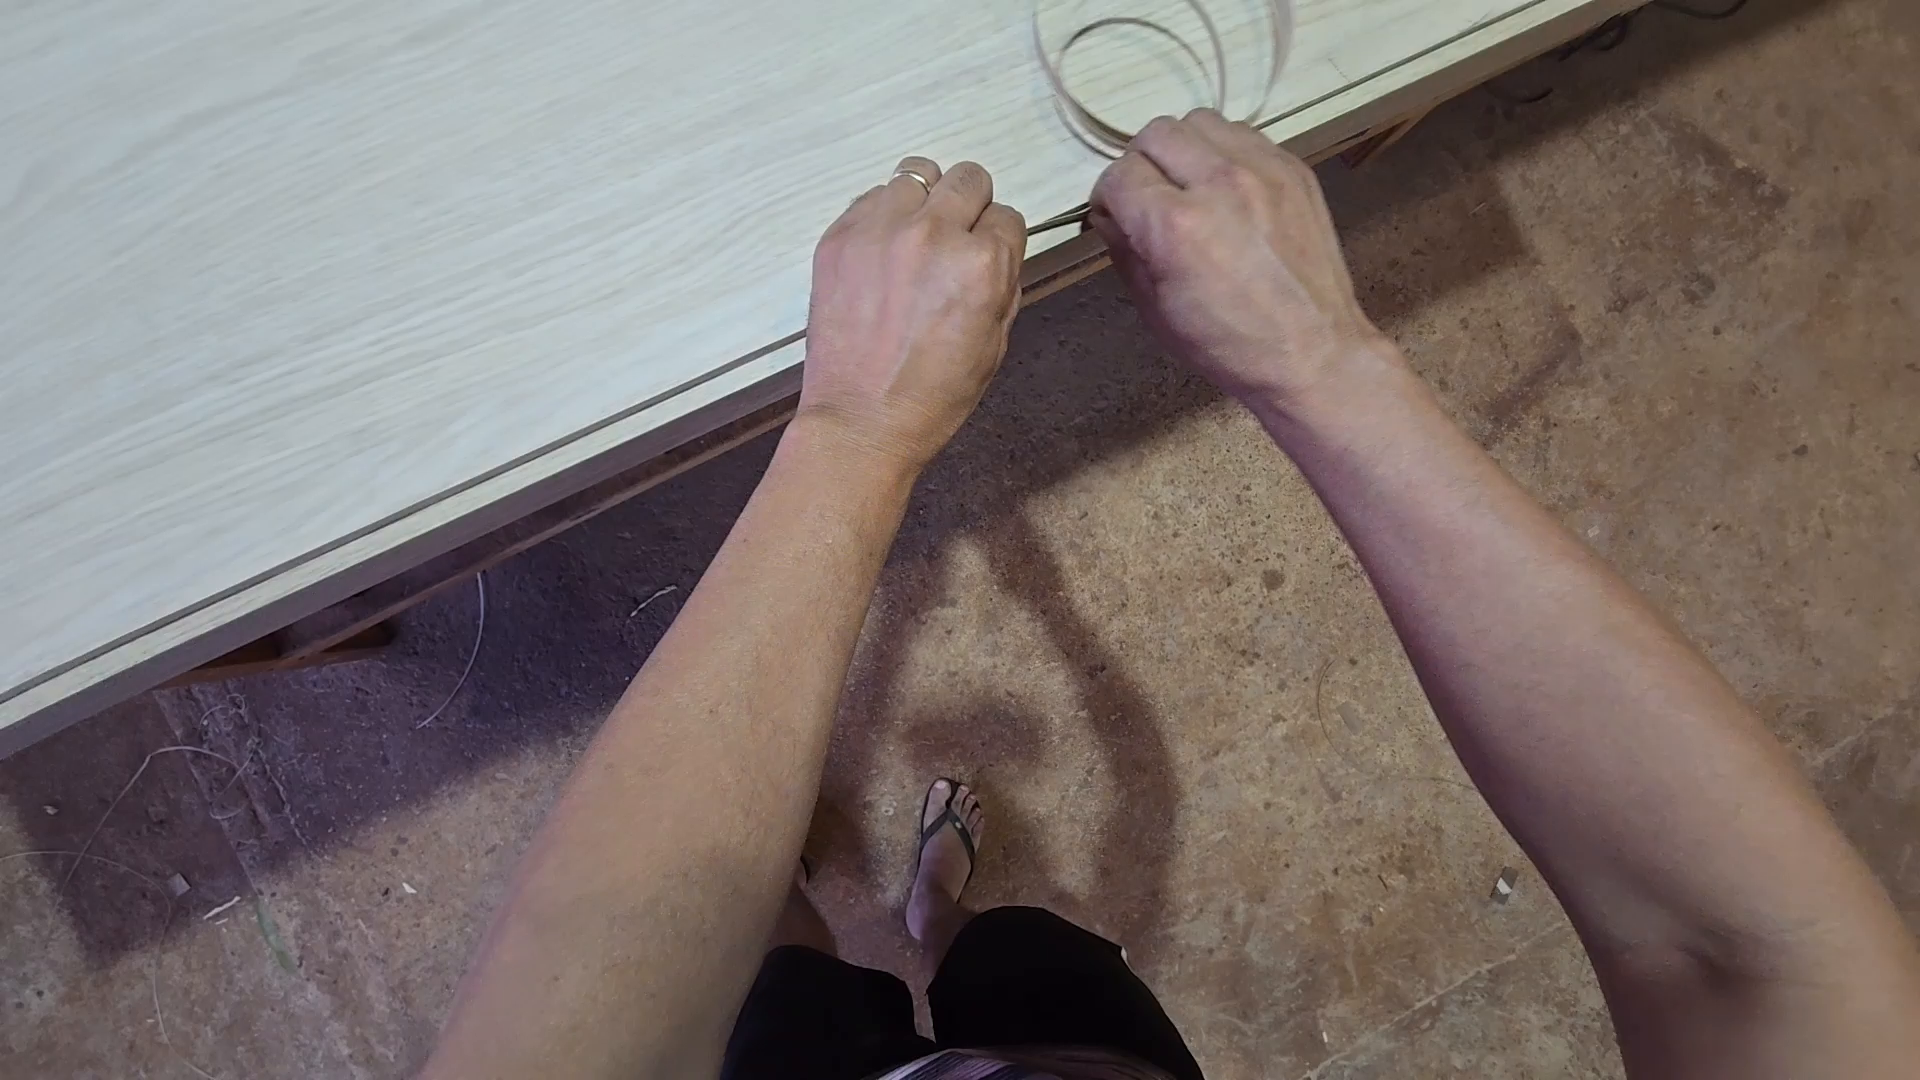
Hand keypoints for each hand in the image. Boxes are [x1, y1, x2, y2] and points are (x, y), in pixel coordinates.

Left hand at [798, 157, 1026, 474]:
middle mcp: (934, 233)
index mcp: (982, 265)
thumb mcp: (994, 347)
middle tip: (954, 248)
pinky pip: (873, 196)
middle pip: (969, 179)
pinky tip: (881, 258)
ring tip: (914, 246)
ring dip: (925, 204)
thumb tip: (997, 251)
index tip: (985, 263)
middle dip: (970, 211)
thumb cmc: (933, 398)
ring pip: (918, 175)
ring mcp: (880, 229)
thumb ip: (1003, 286)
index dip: (999, 243)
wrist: (861, 422)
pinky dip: (884, 218)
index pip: (1008, 216)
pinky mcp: (839, 236)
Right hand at [1088, 109, 1399, 414]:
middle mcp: (1217, 182)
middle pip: (1155, 134)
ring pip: (1198, 122)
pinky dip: (1220, 154)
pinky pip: (1240, 134)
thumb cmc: (1224, 345)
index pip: (1118, 176)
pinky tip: (1224, 193)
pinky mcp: (1292, 167)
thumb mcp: (1155, 310)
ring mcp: (1261, 168)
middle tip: (1147, 202)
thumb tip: (1111, 216)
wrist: (1309, 351)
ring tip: (1187, 190)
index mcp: (1175, 227)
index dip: (1107, 200)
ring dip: (1181, 151)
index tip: (1114, 220)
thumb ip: (1125, 251)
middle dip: (1139, 167)